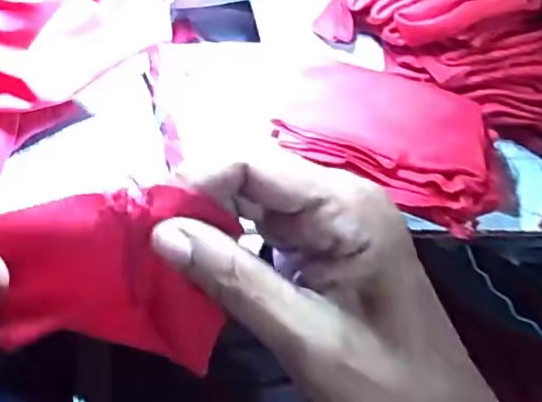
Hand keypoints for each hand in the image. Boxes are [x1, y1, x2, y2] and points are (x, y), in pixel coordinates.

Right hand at [149, 149, 493, 401]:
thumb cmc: (392, 388)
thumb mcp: (310, 338)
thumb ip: (233, 279)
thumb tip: (158, 232)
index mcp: (344, 203)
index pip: (248, 162)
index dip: (194, 179)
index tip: (150, 212)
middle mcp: (333, 193)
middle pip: (241, 171)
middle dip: (193, 196)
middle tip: (149, 226)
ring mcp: (324, 214)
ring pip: (240, 193)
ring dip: (201, 214)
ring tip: (163, 237)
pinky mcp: (313, 237)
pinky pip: (251, 219)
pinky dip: (219, 233)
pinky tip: (197, 253)